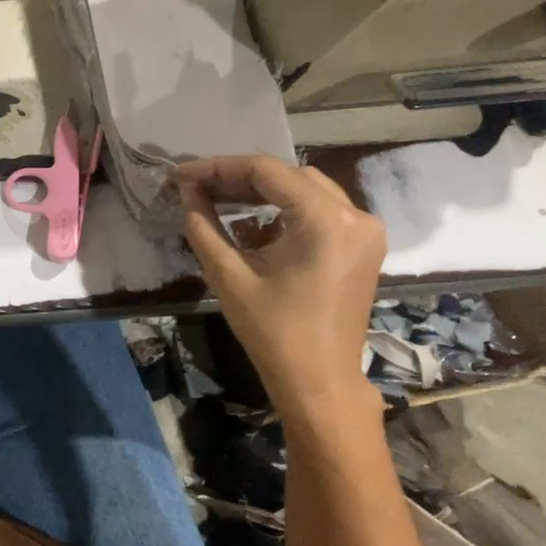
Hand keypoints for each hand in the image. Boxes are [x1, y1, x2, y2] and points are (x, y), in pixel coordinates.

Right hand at [174, 156, 386, 422]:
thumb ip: (204, 225)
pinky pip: (319, 209)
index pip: (266, 171)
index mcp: (326, 221)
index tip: (180, 175)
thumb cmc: (271, 330)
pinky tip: (250, 220)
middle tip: (194, 187)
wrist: (318, 378)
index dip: (218, 167)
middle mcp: (355, 216)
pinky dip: (283, 207)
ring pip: (305, 188)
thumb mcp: (228, 275)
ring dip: (260, 190)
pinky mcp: (363, 245)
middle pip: (288, 175)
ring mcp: (365, 230)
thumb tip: (186, 191)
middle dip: (237, 177)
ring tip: (216, 198)